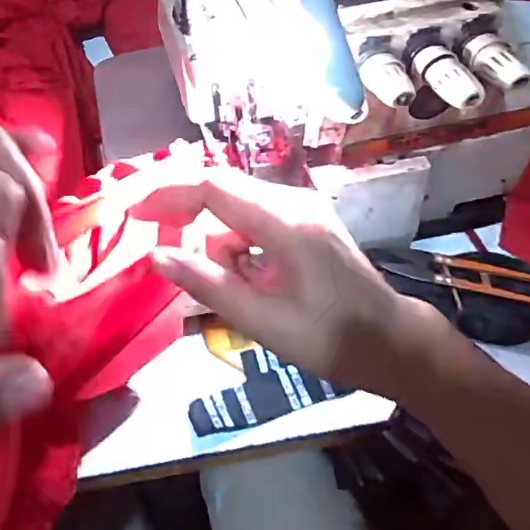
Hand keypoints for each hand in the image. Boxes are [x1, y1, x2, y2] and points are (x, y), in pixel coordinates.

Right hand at [133, 168, 465, 393]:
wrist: (393, 343)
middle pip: (222, 187)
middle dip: (185, 210)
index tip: (136, 212)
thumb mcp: (262, 320)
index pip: (212, 186)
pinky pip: (254, 216)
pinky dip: (235, 239)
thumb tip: (156, 256)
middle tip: (158, 240)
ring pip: (236, 203)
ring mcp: (303, 207)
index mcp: (285, 221)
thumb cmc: (330, 337)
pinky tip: (245, 275)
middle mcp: (293, 201)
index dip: (168, 195)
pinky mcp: (306, 219)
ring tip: (224, 282)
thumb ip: (206, 284)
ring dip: (214, 234)